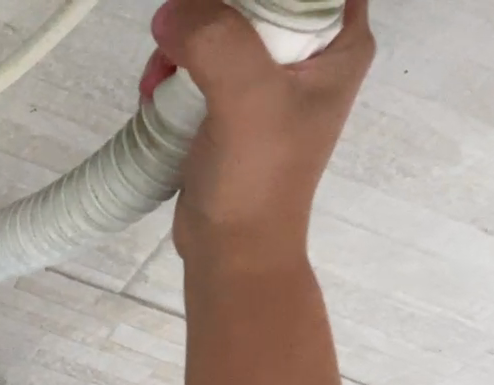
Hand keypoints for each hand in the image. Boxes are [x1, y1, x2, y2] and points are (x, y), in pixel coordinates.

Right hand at [143, 0, 374, 267]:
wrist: (230, 250)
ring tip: (156, 79)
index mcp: (339, 42)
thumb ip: (215, 42)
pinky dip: (173, 76)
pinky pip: (200, 71)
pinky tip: (154, 96)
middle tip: (174, 44)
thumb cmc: (254, 178)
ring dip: (181, 48)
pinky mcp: (229, 114)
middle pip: (254, 3)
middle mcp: (308, 57)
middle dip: (206, 15)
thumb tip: (169, 12)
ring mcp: (266, 87)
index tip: (212, 7)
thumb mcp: (246, 98)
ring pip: (221, 34)